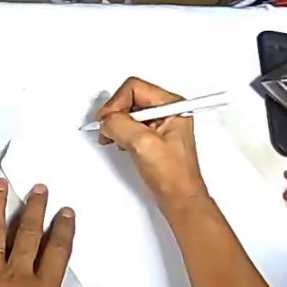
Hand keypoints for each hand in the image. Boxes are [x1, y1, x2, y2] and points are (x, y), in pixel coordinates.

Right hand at [94, 77, 209, 208]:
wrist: (180, 199)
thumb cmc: (173, 175)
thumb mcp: (143, 144)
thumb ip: (121, 124)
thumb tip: (106, 118)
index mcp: (172, 105)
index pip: (135, 88)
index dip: (116, 102)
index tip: (106, 121)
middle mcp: (168, 110)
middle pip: (130, 98)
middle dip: (115, 113)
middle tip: (106, 130)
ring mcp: (161, 123)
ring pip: (129, 112)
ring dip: (116, 124)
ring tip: (112, 139)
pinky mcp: (154, 136)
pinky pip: (131, 125)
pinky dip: (121, 132)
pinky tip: (120, 144)